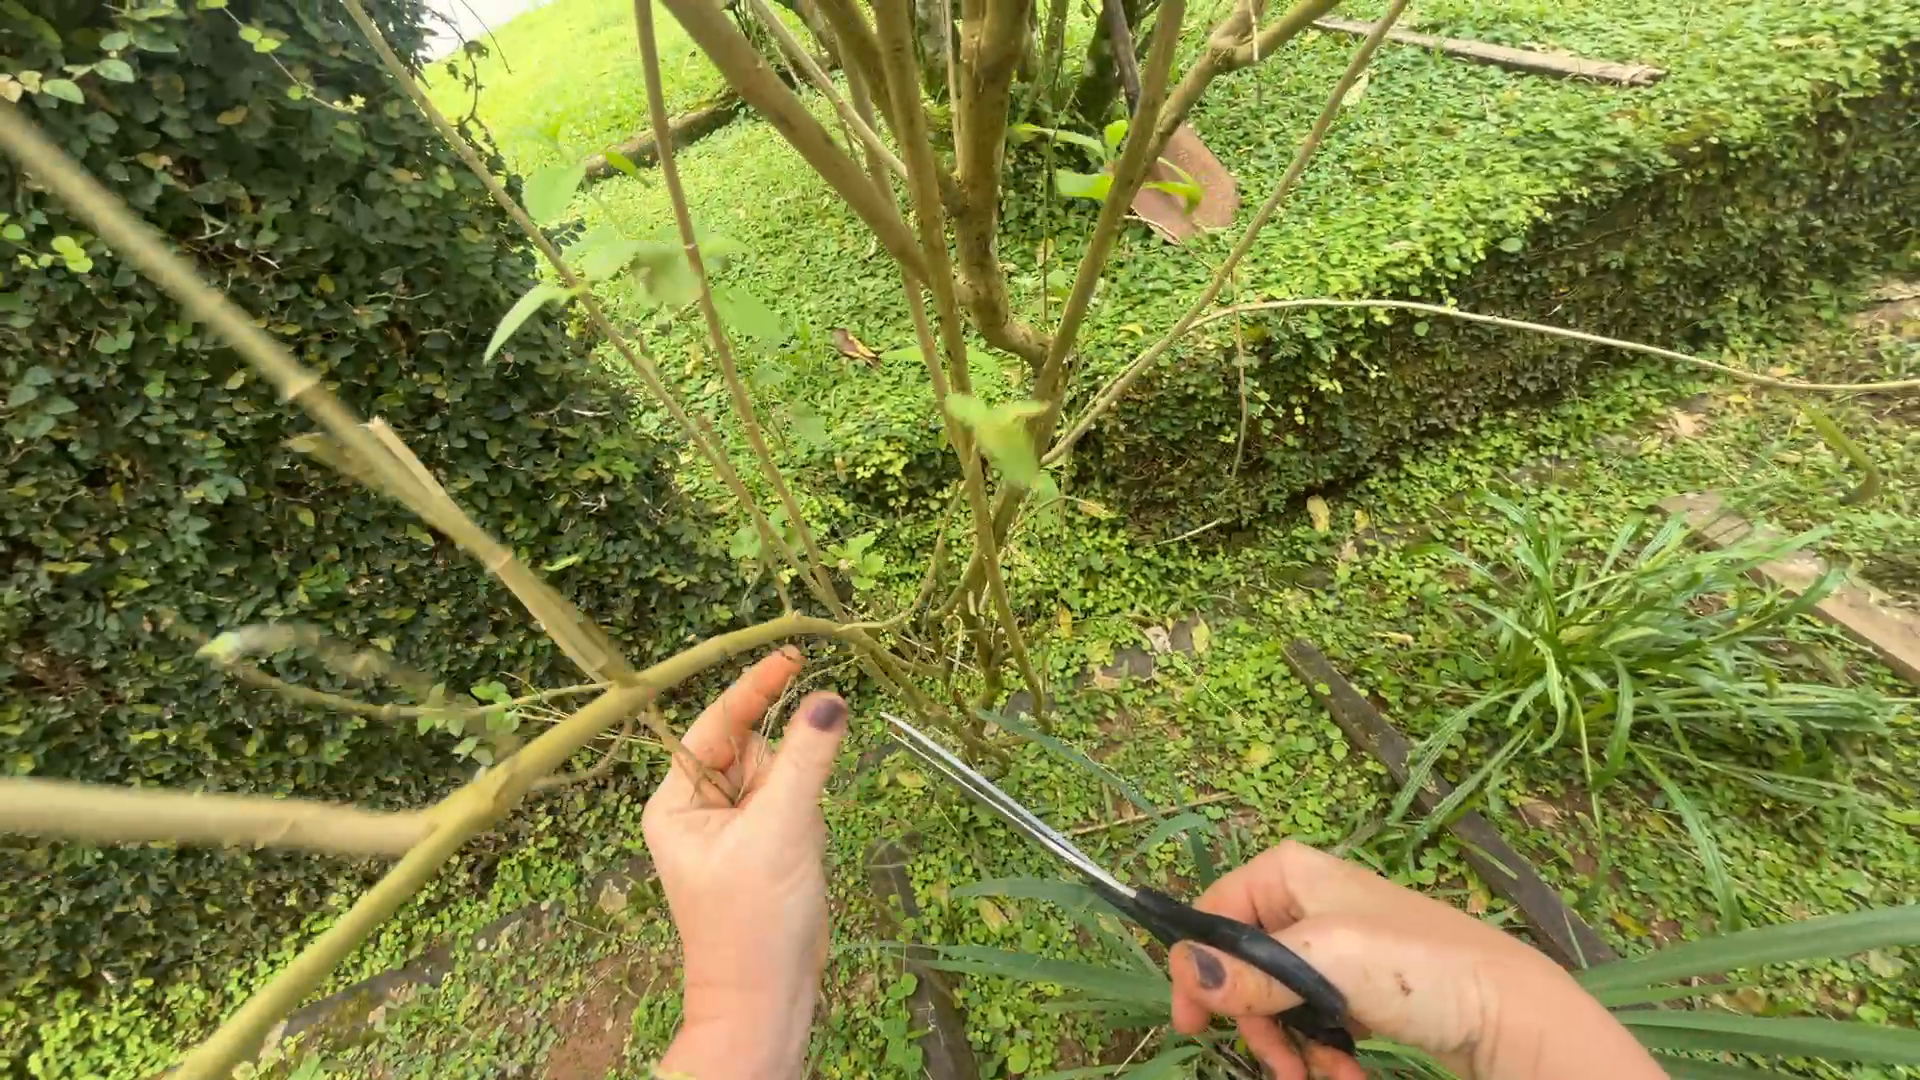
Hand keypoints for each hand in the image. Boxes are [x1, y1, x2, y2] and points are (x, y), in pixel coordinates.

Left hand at [643, 648, 847, 1079]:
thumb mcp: (781, 828)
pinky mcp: (765, 837)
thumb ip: (806, 757)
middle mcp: (701, 804)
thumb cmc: (756, 917)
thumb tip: (830, 697)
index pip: (718, 723)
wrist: (770, 999)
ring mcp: (735, 822)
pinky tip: (801, 849)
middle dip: (782, 764)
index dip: (754, 688)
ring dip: (797, 791)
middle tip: (792, 806)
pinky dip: (804, 809)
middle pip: (753, 744)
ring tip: (794, 841)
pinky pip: (792, 795)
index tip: (793, 654)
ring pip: (778, 768)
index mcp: (678, 799)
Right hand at [1169, 841, 1662, 1079]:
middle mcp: (1302, 898)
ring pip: (1276, 995)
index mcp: (1286, 871)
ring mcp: (1333, 942)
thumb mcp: (1321, 964)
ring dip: (1291, 1044)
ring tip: (1322, 1077)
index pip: (1214, 912)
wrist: (1515, 1015)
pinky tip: (1347, 1072)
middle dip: (1257, 1020)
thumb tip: (1182, 972)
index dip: (1198, 966)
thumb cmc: (1411, 966)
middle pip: (1243, 961)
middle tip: (1279, 1067)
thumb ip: (1248, 970)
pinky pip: (1314, 1014)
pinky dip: (1322, 1049)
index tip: (1193, 1025)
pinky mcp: (1358, 982)